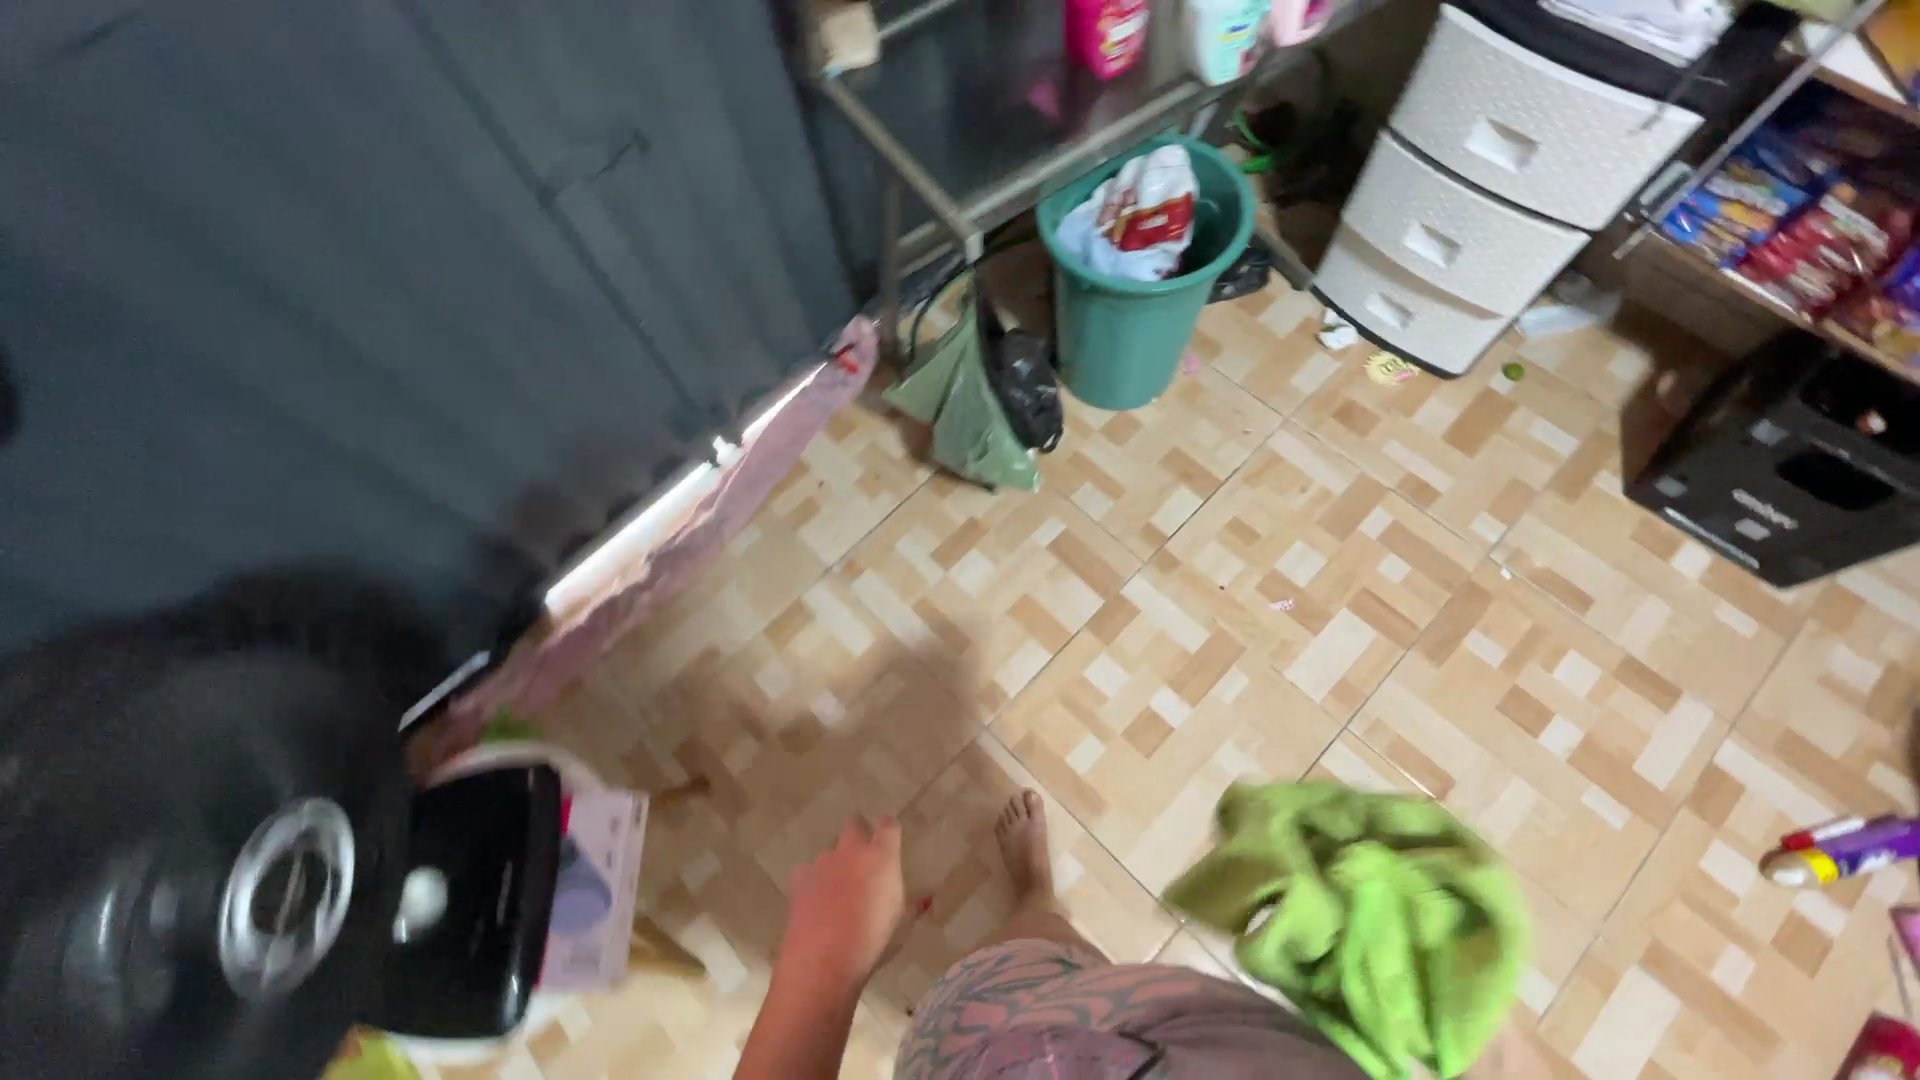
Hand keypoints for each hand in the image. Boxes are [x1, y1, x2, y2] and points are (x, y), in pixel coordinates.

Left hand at [776, 817, 911, 994]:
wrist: (823, 961)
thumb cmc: (872, 942)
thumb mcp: (902, 926)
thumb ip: (914, 906)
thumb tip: (926, 898)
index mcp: (882, 857)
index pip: (889, 826)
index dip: (889, 829)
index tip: (890, 837)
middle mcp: (852, 851)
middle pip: (854, 825)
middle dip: (859, 834)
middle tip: (864, 858)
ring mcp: (823, 862)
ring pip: (831, 851)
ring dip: (837, 863)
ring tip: (839, 890)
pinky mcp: (800, 879)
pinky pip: (809, 871)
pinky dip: (814, 881)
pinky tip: (816, 902)